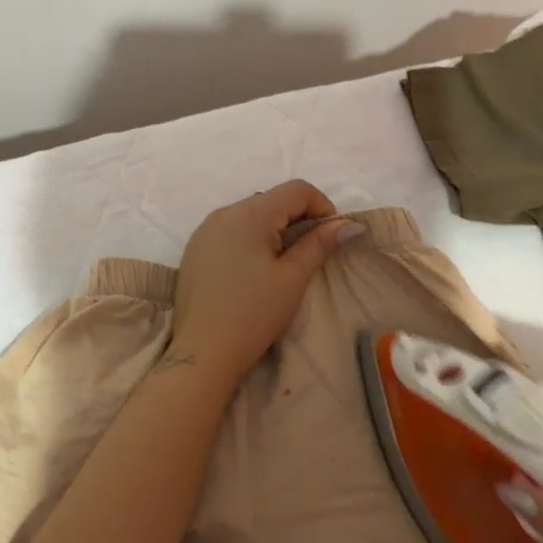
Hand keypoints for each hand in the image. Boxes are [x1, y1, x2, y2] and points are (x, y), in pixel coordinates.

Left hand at [167, 181, 362, 379]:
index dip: (322, 205)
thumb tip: (348, 224)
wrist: (203, 352)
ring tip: (283, 263)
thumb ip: (319, 244)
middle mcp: (223, 213)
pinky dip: (249, 241)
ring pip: (249, 216)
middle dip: (297, 218)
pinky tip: (253, 272)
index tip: (332, 235)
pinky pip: (229, 232)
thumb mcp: (293, 279)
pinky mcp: (194, 252)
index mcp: (249, 214)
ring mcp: (204, 232)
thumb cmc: (254, 314)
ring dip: (273, 229)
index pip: (296, 189)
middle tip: (310, 252)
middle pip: (271, 200)